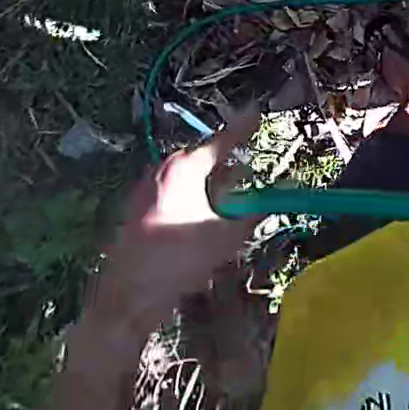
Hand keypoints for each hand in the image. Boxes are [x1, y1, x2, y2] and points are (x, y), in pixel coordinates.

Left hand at [93, 104, 257, 324]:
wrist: (128, 297)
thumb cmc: (180, 259)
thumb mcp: (227, 236)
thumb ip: (256, 212)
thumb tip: (279, 197)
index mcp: (186, 167)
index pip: (223, 140)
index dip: (244, 127)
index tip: (258, 111)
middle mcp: (164, 169)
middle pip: (205, 158)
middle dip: (228, 167)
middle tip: (246, 182)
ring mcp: (147, 187)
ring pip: (189, 176)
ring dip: (211, 186)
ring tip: (226, 208)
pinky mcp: (138, 208)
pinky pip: (174, 191)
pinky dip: (193, 197)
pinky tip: (201, 222)